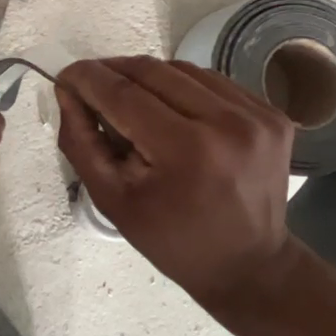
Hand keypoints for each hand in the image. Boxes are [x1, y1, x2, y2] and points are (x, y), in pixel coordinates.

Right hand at [54, 57, 295, 305]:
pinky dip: (182, 87)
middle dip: (112, 72)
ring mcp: (256, 115)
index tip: (64, 76)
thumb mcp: (111, 198)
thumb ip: (81, 141)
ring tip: (130, 101)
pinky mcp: (271, 114)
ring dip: (147, 78)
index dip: (86, 79)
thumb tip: (67, 90)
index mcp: (186, 150)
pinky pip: (211, 81)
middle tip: (90, 86)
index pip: (122, 94)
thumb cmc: (170, 239)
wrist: (247, 265)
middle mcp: (227, 123)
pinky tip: (171, 110)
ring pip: (181, 70)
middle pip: (151, 72)